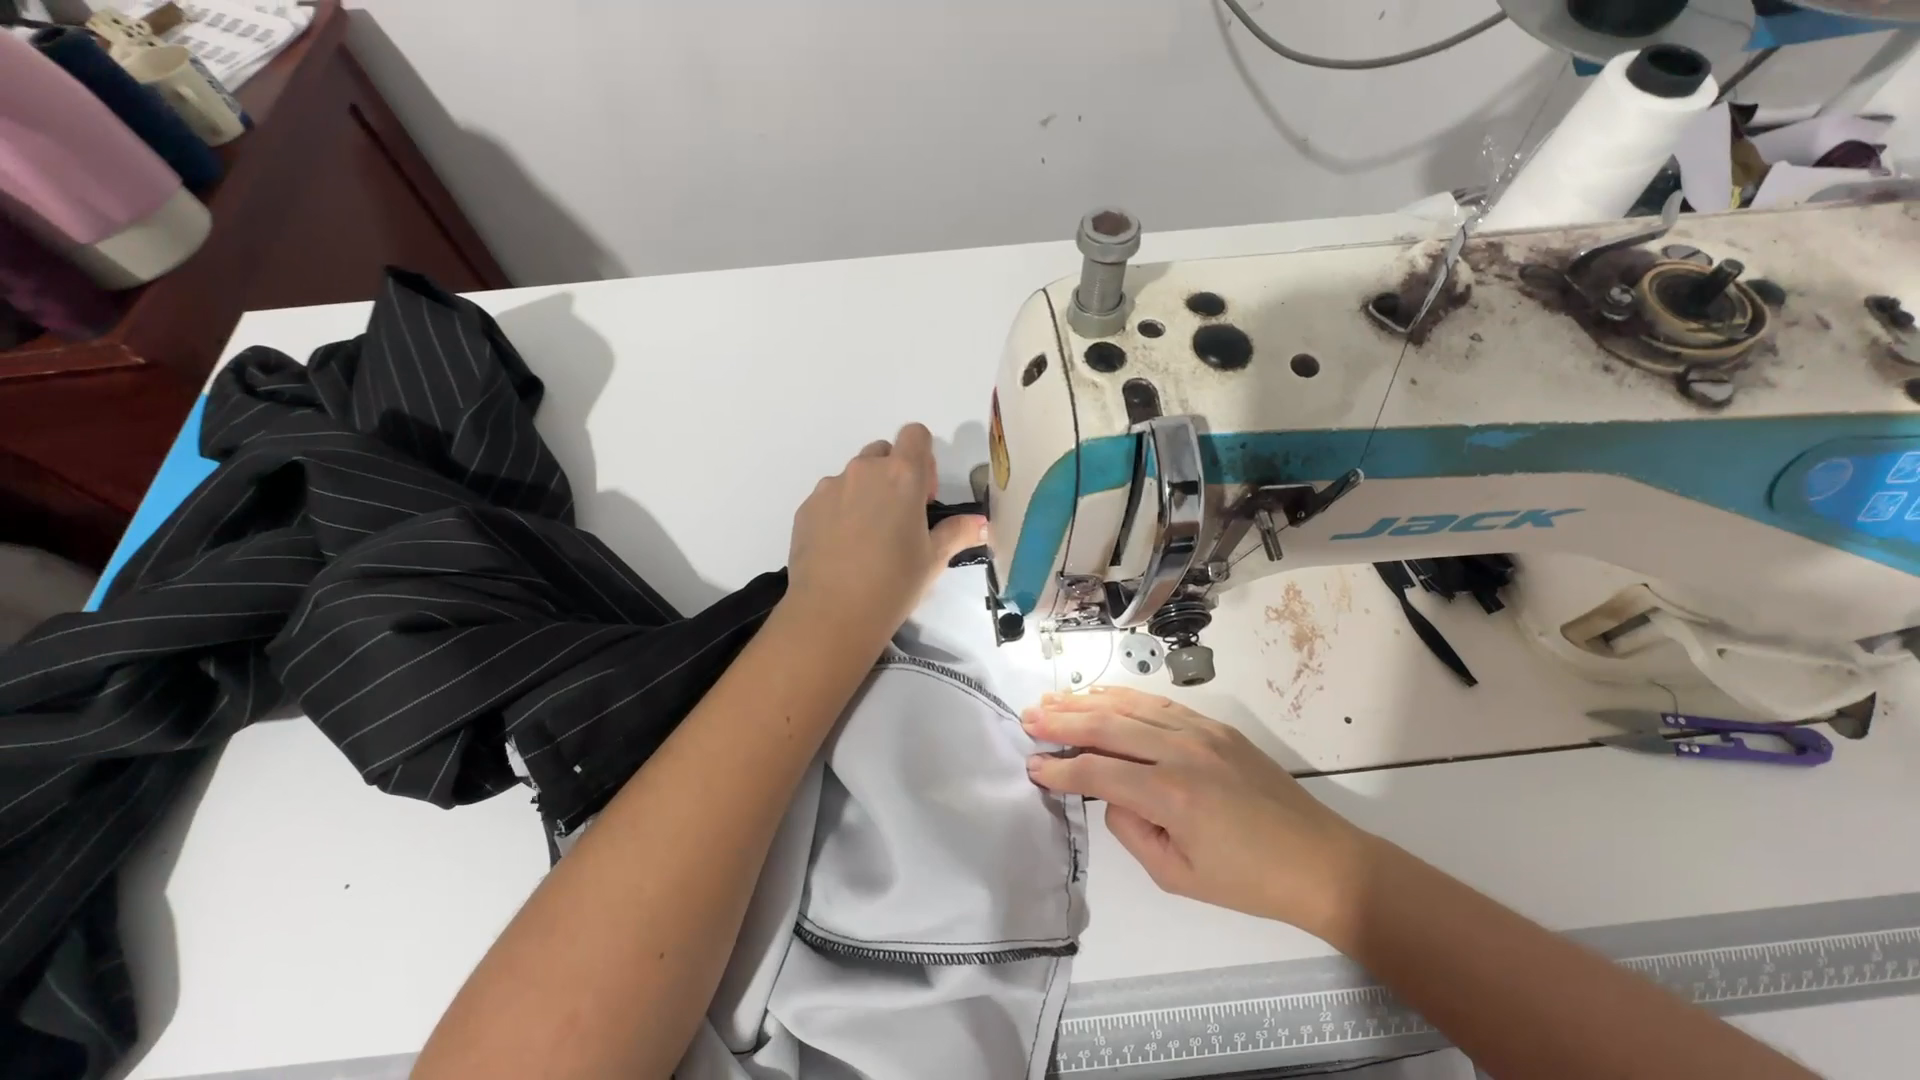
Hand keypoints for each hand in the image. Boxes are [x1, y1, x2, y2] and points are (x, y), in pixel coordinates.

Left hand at [785, 423, 984, 650]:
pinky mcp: (806, 508)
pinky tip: (843, 550)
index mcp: (902, 475)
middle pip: (882, 452)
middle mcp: (864, 471)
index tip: (924, 495)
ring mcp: (830, 487)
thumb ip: (957, 533)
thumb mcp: (933, 560)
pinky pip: (829, 498)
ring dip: (865, 494)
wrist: (831, 613)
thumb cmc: (893, 583)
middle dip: (893, 475)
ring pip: (853, 476)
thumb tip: (982, 524)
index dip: (923, 458)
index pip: (915, 435)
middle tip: (899, 518)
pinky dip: (839, 512)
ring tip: (868, 539)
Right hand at [1023, 686, 1373, 937]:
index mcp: (1171, 794)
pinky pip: (1159, 704)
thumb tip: (1112, 795)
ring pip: (1131, 706)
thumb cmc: (1246, 881)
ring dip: (1087, 702)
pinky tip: (1101, 697)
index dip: (1060, 769)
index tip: (1030, 766)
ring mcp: (1201, 733)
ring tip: (1052, 701)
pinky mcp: (1216, 727)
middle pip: (1107, 726)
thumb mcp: (1176, 875)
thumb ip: (1131, 830)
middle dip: (1062, 722)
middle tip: (1026, 718)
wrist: (1318, 861)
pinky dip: (1125, 697)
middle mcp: (1181, 751)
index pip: (1098, 772)